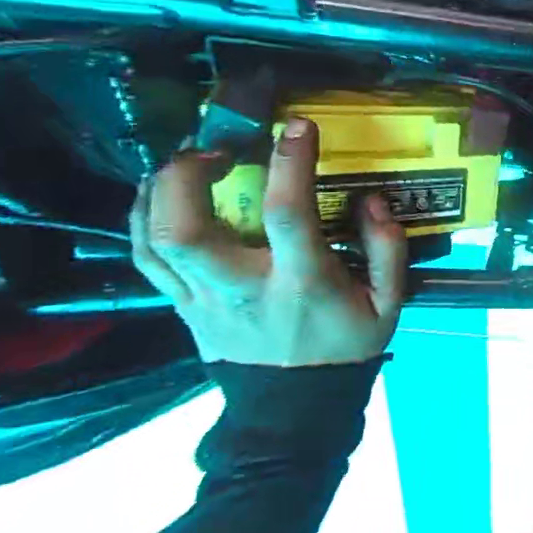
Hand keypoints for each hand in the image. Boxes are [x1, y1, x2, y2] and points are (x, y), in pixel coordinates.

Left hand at [130, 117, 408, 366]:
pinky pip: (146, 259)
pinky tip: (163, 193)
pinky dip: (144, 218)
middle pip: (184, 229)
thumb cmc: (345, 345)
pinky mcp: (181, 307)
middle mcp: (240, 288)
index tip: (298, 126)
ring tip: (187, 160)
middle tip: (218, 148)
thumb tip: (372, 201)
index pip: (288, 213)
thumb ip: (387, 248)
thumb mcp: (388, 302)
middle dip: (188, 174)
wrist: (294, 407)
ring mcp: (201, 300)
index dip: (291, 162)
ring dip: (159, 190)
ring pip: (151, 241)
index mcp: (300, 282)